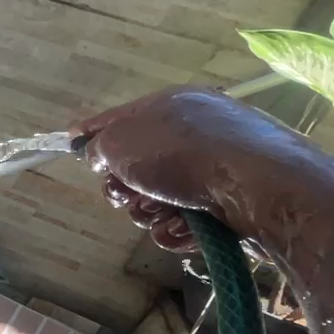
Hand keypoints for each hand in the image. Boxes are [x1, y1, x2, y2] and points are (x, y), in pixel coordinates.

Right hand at [72, 86, 322, 250]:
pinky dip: (174, 228)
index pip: (117, 118)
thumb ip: (96, 147)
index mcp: (172, 106)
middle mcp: (197, 133)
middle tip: (123, 192)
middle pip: (134, 165)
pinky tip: (182, 226)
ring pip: (155, 197)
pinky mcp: (234, 206)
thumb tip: (103, 158)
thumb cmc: (180, 154)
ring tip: (159, 211)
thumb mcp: (116, 141)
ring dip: (145, 209)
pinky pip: (183, 220)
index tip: (71, 147)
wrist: (262, 190)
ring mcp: (219, 171)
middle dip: (121, 184)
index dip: (91, 133)